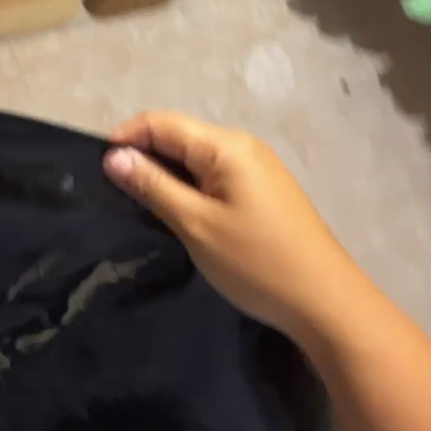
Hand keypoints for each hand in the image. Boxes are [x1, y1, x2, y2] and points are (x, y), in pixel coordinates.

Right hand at [103, 112, 374, 347]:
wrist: (330, 308)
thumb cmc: (258, 263)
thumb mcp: (195, 224)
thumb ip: (152, 185)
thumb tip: (112, 156)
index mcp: (227, 146)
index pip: (161, 123)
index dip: (125, 138)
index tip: (100, 169)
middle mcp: (242, 146)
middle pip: (178, 136)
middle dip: (143, 156)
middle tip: (117, 191)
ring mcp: (256, 168)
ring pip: (193, 157)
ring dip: (165, 173)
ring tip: (142, 204)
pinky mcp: (262, 191)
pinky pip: (212, 174)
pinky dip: (188, 186)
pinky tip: (179, 213)